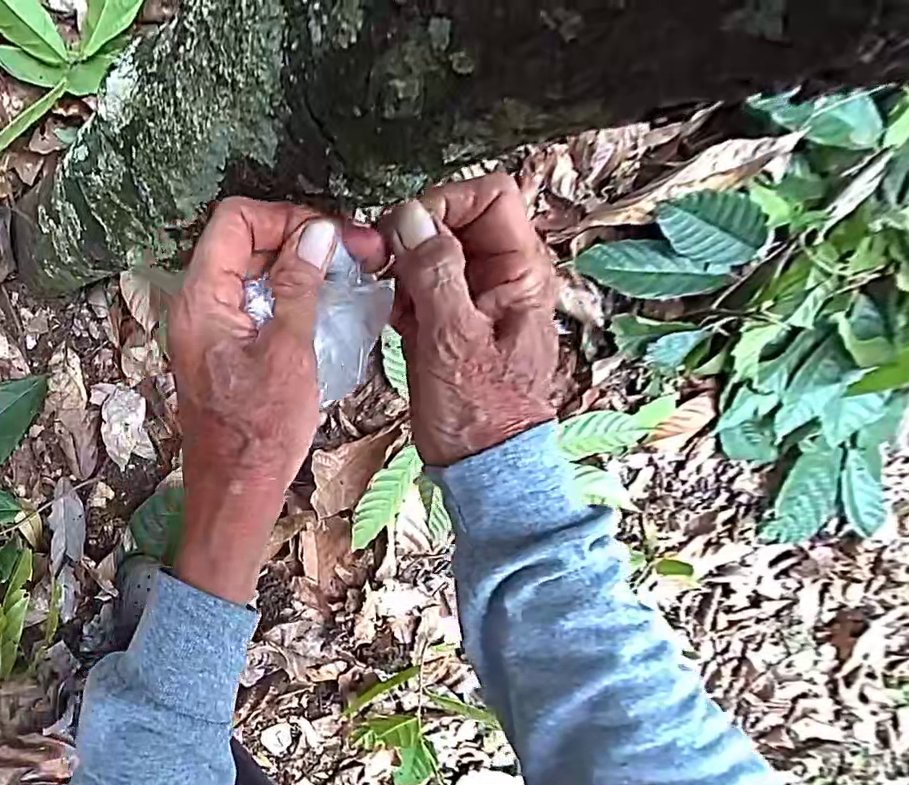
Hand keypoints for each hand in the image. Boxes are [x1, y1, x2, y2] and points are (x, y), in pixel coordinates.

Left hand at [164, 198, 376, 604]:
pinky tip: (321, 308)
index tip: (329, 235)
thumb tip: (316, 234)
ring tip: (346, 278)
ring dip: (296, 270)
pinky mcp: (220, 353)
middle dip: (299, 240)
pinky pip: (251, 308)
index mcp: (202, 302)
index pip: (235, 221)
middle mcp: (195, 310)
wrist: (236, 490)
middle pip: (244, 245)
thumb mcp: (288, 351)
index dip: (285, 218)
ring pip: (251, 276)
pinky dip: (285, 299)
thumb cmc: (259, 433)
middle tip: (354, 253)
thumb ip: (298, 285)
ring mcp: (206, 333)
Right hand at [378, 173, 560, 465]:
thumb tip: (411, 217)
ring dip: (405, 271)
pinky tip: (396, 321)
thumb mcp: (452, 340)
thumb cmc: (477, 412)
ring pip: (434, 256)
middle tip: (386, 268)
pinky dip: (403, 298)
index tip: (405, 232)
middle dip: (416, 239)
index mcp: (521, 272)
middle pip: (457, 223)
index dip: (445, 203)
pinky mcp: (451, 325)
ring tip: (393, 305)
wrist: (479, 464)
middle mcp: (502, 279)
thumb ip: (435, 274)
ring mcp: (474, 302)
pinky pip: (423, 291)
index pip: (491, 196)